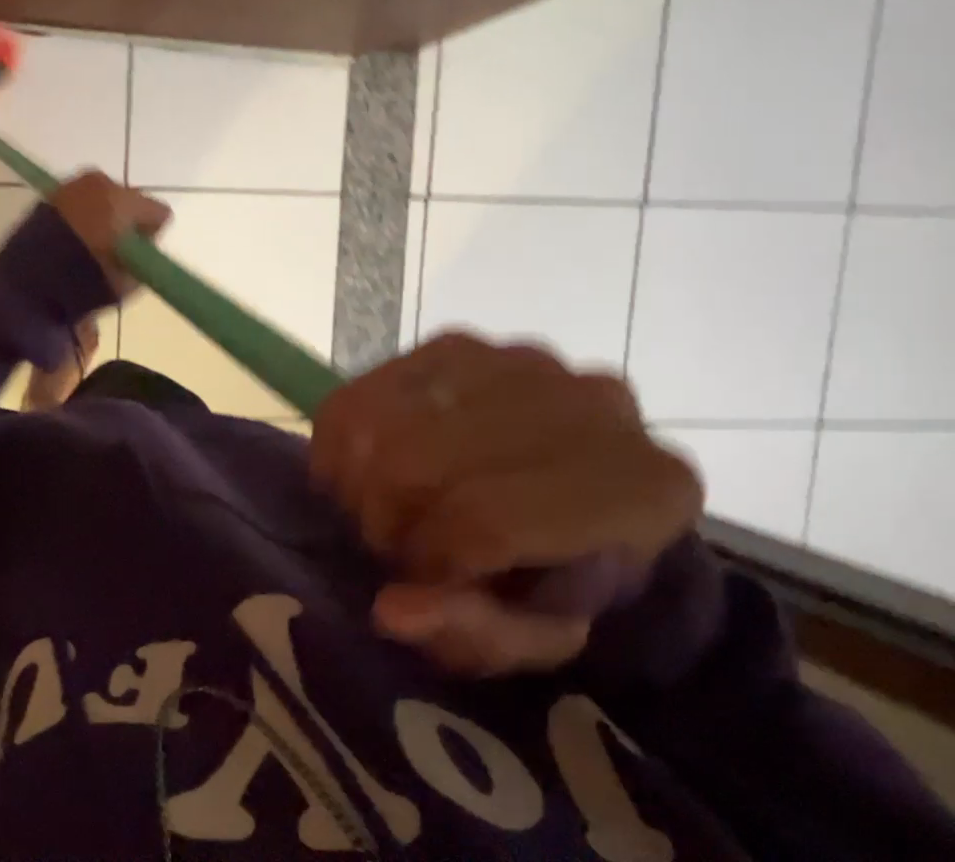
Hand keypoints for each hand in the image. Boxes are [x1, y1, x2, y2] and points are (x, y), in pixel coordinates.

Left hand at [48, 171, 171, 294]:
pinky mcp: (51, 193)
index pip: (159, 213)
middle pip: (129, 200)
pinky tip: (69, 237)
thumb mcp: (127, 282)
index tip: (138, 254)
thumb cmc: (85, 280)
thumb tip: (140, 252)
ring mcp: (73, 184)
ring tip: (87, 243)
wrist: (28, 278)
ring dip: (101, 214)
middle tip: (112, 248)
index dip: (151, 235)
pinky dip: (79, 214)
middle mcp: (102, 183)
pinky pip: (77, 200)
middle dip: (125, 220)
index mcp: (127, 201)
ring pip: (102, 197)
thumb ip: (143, 262)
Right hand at [309, 333, 702, 675]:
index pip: (487, 520)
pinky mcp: (458, 345)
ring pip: (386, 423)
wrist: (573, 498)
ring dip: (360, 483)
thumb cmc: (558, 579)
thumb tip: (390, 608)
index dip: (431, 558)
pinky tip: (357, 476)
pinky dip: (338, 443)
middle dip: (385, 519)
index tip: (420, 581)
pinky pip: (362, 392)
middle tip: (392, 548)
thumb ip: (476, 633)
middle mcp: (589, 406)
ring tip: (377, 511)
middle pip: (423, 462)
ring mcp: (518, 362)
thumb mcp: (536, 635)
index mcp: (641, 489)